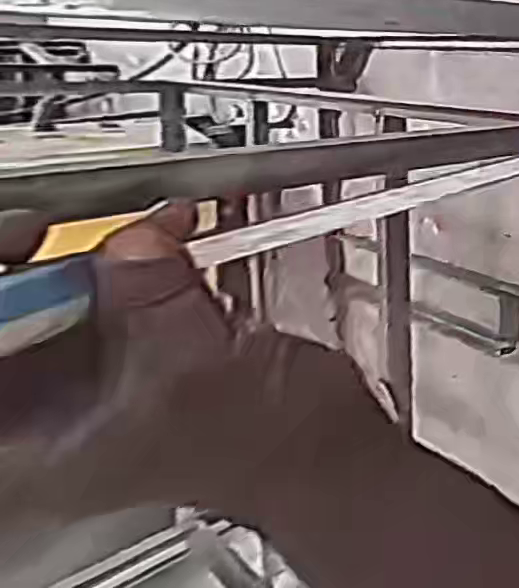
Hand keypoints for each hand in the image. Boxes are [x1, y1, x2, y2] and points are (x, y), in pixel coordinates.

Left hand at [0, 202, 392, 549]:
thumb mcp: (204, 366)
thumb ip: (160, 301)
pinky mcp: (139, 360)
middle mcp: (31, 420)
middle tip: (60, 230)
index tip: (25, 236)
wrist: (328, 441)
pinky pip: (116, 305)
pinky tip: (168, 241)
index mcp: (10, 448)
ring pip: (61, 311)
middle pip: (13, 327)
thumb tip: (133, 238)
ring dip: (98, 263)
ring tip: (142, 228)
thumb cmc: (262, 437)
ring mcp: (87, 389)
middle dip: (41, 274)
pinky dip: (142, 269)